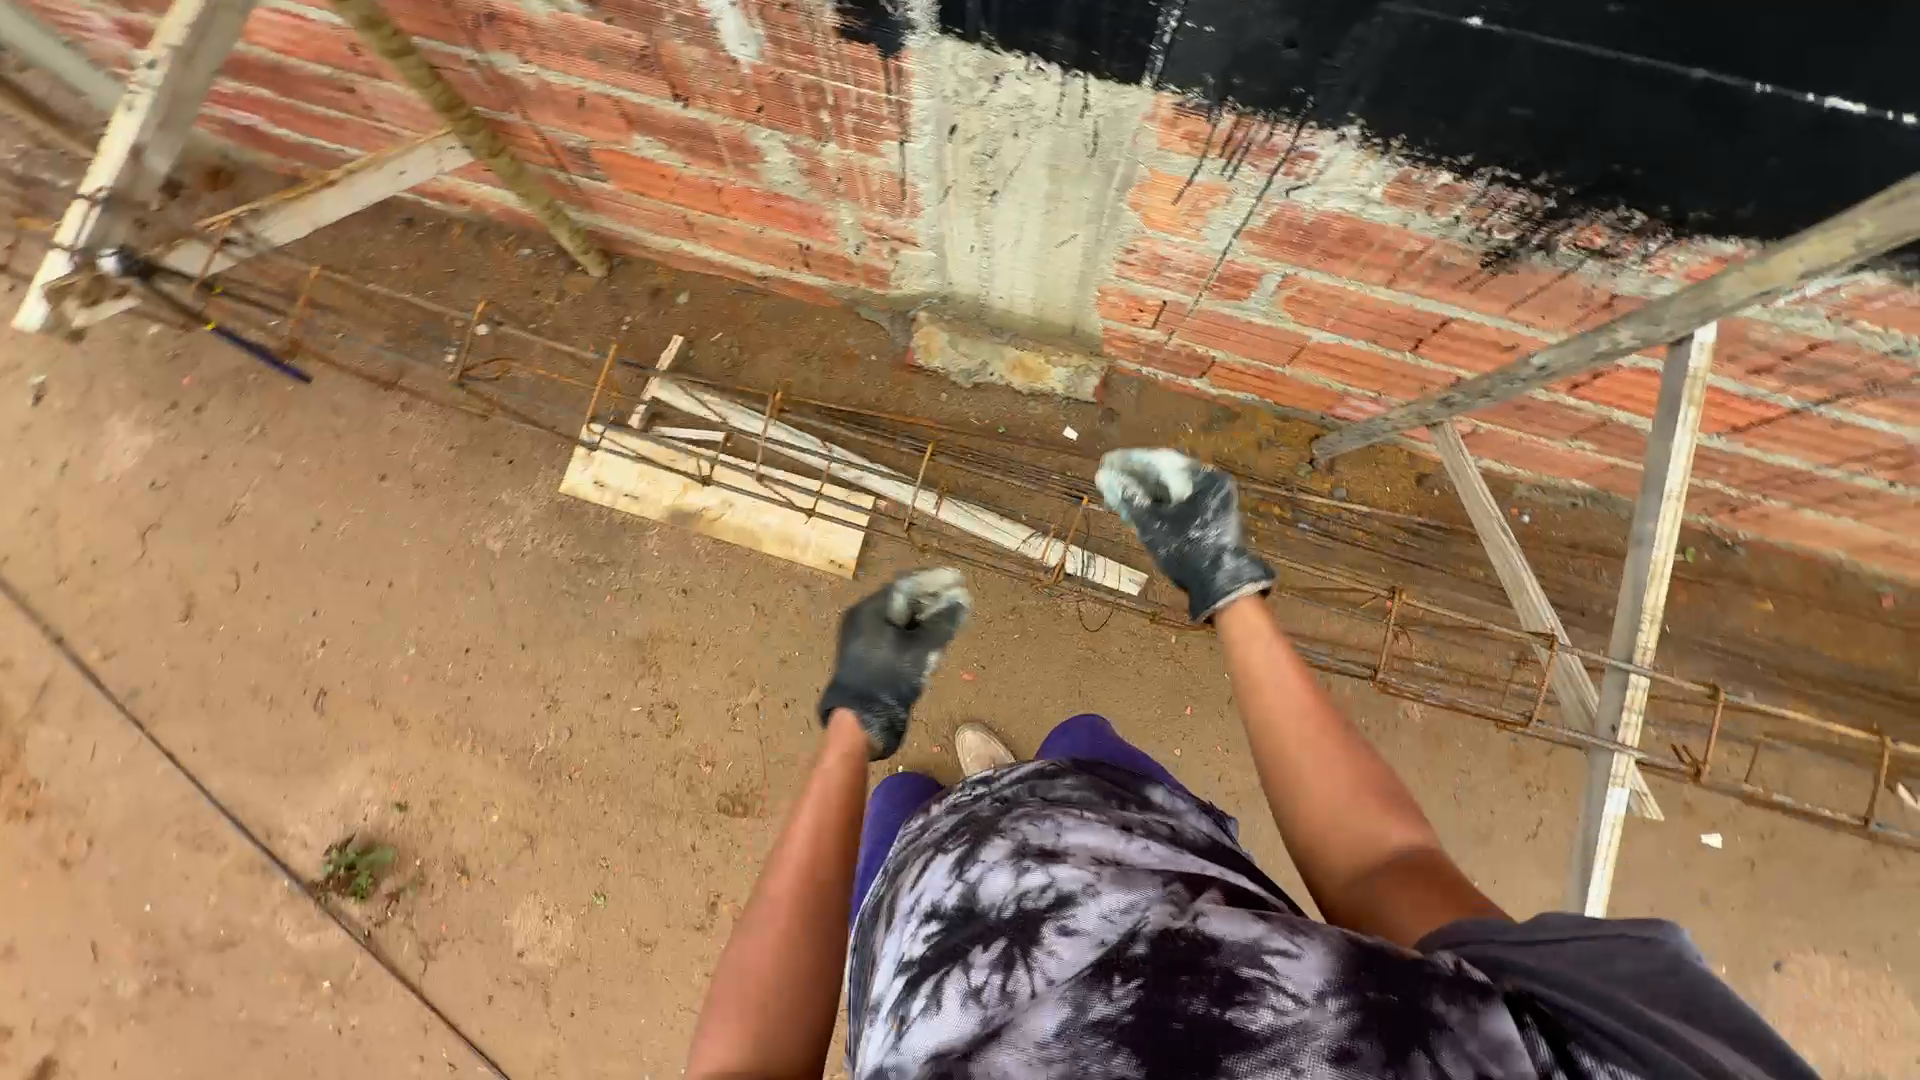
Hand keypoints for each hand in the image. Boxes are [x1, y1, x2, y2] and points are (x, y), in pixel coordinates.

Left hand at [817, 567, 971, 758]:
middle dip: (933, 598)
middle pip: (903, 601)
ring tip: (954, 615)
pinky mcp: (871, 658)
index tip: (959, 579)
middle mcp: (863, 620)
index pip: (905, 586)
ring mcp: (865, 640)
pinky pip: (897, 636)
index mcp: (868, 611)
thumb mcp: (920, 650)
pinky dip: (918, 633)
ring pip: (901, 620)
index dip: (934, 581)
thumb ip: (942, 623)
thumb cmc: (888, 679)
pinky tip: (937, 636)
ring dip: (928, 617)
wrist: (860, 722)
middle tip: (960, 596)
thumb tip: (962, 600)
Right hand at [1096, 448, 1274, 621]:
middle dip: (1133, 476)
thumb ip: (1128, 497)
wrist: (1218, 584)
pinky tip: (1134, 506)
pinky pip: (1177, 500)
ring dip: (1142, 490)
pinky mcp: (1207, 513)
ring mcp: (1210, 498)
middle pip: (1164, 473)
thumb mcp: (1152, 524)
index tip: (1105, 462)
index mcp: (1200, 478)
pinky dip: (1156, 502)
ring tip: (1115, 493)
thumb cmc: (1186, 550)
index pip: (1158, 461)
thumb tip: (1103, 476)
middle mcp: (1208, 482)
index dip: (1129, 461)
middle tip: (1107, 477)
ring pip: (1169, 488)